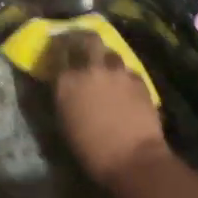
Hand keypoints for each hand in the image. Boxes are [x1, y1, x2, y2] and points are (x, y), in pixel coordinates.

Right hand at [51, 31, 173, 187]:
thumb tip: (65, 86)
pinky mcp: (139, 80)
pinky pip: (127, 70)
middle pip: (87, 39)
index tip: (58, 48)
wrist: (132, 158)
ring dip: (106, 59)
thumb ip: (64, 97)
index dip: (58, 48)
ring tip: (105, 70)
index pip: (59, 51)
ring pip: (111, 53)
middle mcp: (91, 70)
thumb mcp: (64, 124)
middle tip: (81, 43)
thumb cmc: (90, 150)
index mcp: (66, 82)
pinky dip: (123, 76)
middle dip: (83, 38)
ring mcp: (118, 72)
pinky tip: (123, 87)